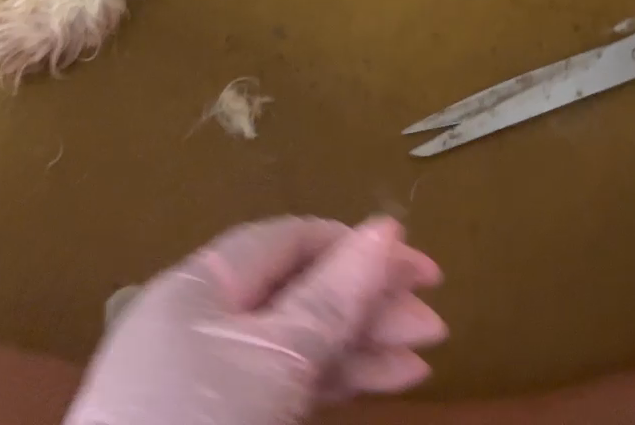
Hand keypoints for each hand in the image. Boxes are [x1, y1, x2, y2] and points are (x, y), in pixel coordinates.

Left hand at [64, 216, 446, 424]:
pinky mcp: (226, 419)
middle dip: (367, 300)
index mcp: (201, 285)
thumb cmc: (201, 424)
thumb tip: (386, 228)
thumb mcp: (274, 358)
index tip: (415, 268)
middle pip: (299, 290)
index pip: (289, 240)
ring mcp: (214, 375)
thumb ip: (332, 296)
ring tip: (423, 354)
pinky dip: (336, 378)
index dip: (354, 245)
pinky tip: (385, 381)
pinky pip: (288, 381)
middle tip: (432, 319)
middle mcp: (205, 321)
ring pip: (299, 340)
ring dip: (362, 342)